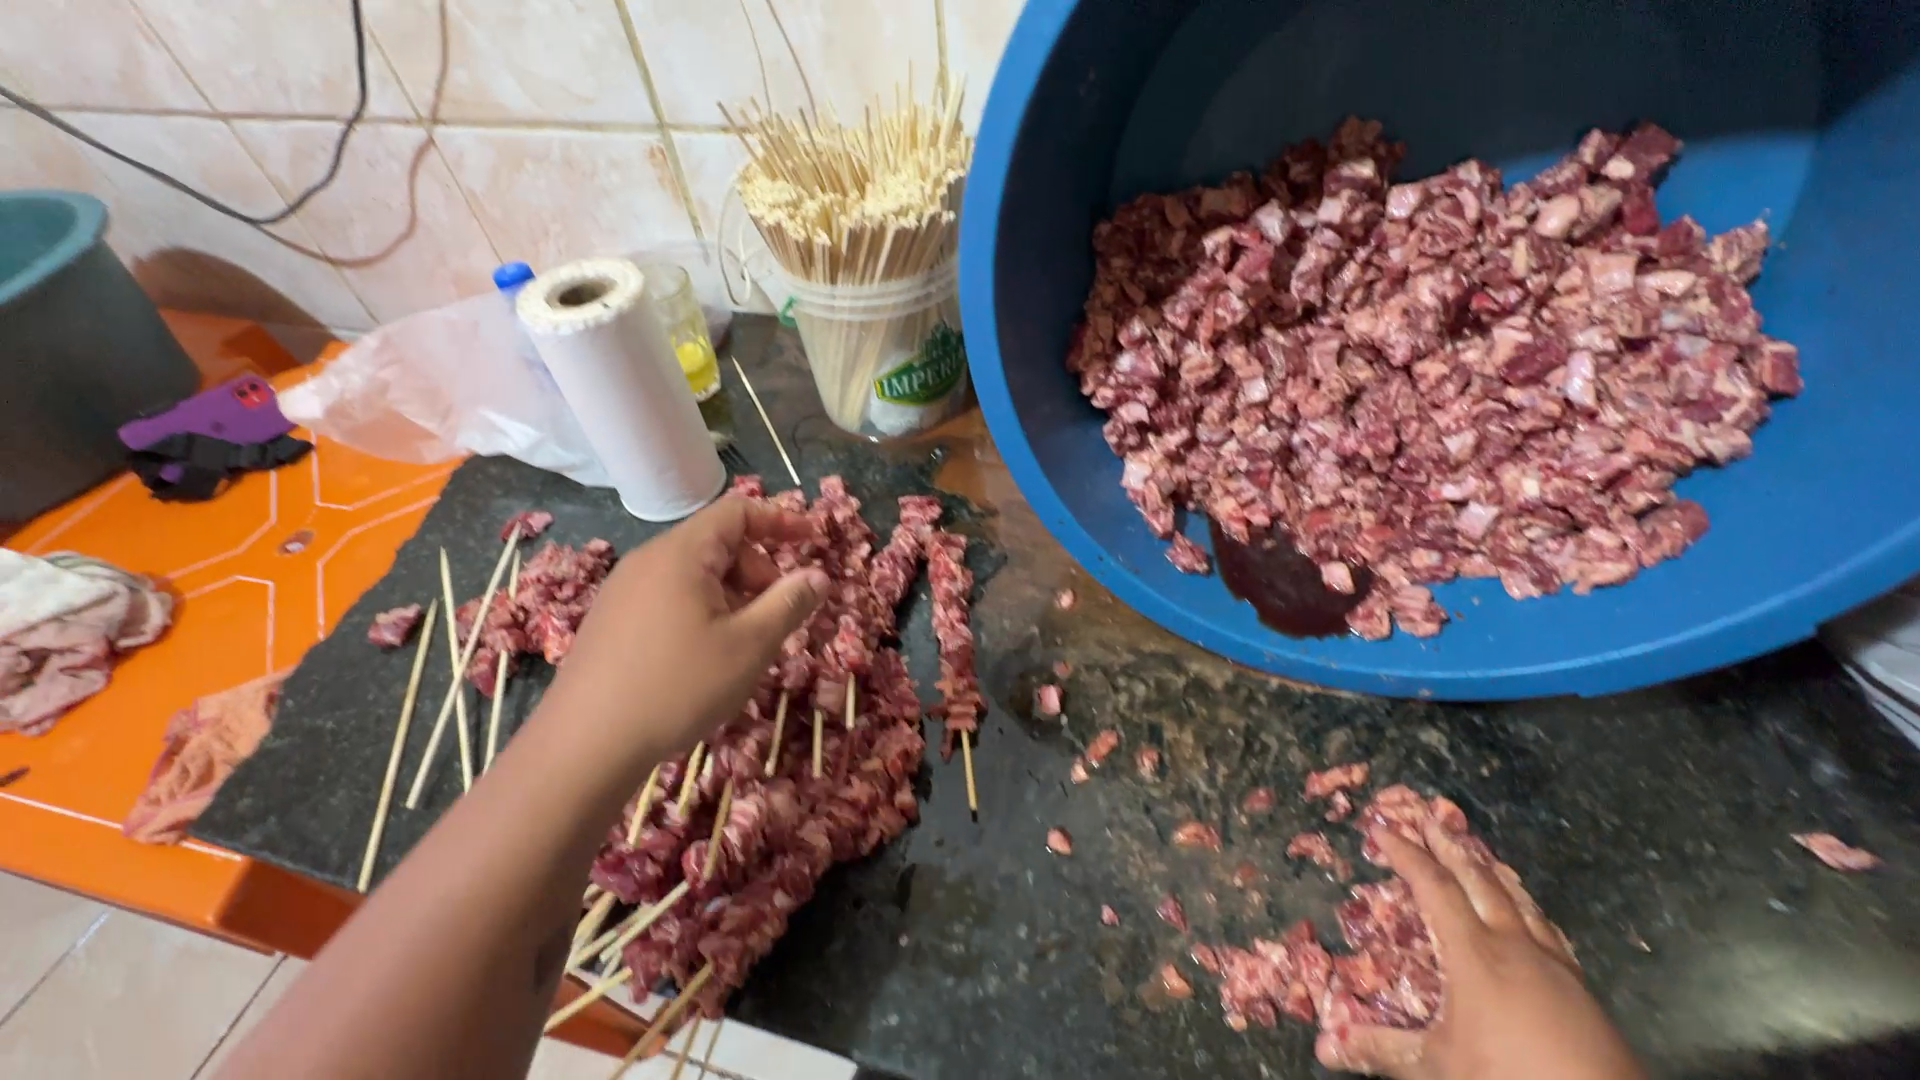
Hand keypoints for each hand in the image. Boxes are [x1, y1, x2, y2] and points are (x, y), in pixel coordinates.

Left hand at [541, 496, 827, 771]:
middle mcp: (648, 561)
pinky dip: (701, 613)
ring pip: (693, 576)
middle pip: (716, 544)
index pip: (737, 512)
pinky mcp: (610, 622)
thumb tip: (818, 575)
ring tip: (742, 645)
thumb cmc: (678, 686)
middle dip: (757, 570)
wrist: (585, 745)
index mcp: (682, 554)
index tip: (812, 539)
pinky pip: (668, 599)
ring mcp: (623, 592)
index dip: (780, 520)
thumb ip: (789, 603)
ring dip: (731, 597)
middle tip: (776, 616)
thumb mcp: (750, 646)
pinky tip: (703, 660)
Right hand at [1318, 822, 1645, 1079]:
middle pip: (1480, 880)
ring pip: (1519, 900)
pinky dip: (1527, 908)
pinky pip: (1547, 929)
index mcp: (1475, 953)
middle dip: (1450, 846)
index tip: (1382, 829)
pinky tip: (1530, 914)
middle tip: (1431, 817)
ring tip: (1478, 853)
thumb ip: (1383, 1047)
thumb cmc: (1511, 1078)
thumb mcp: (1438, 1067)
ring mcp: (1554, 964)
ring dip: (1492, 870)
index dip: (1405, 855)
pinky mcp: (1581, 987)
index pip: (1433, 887)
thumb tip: (1324, 1045)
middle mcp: (1514, 946)